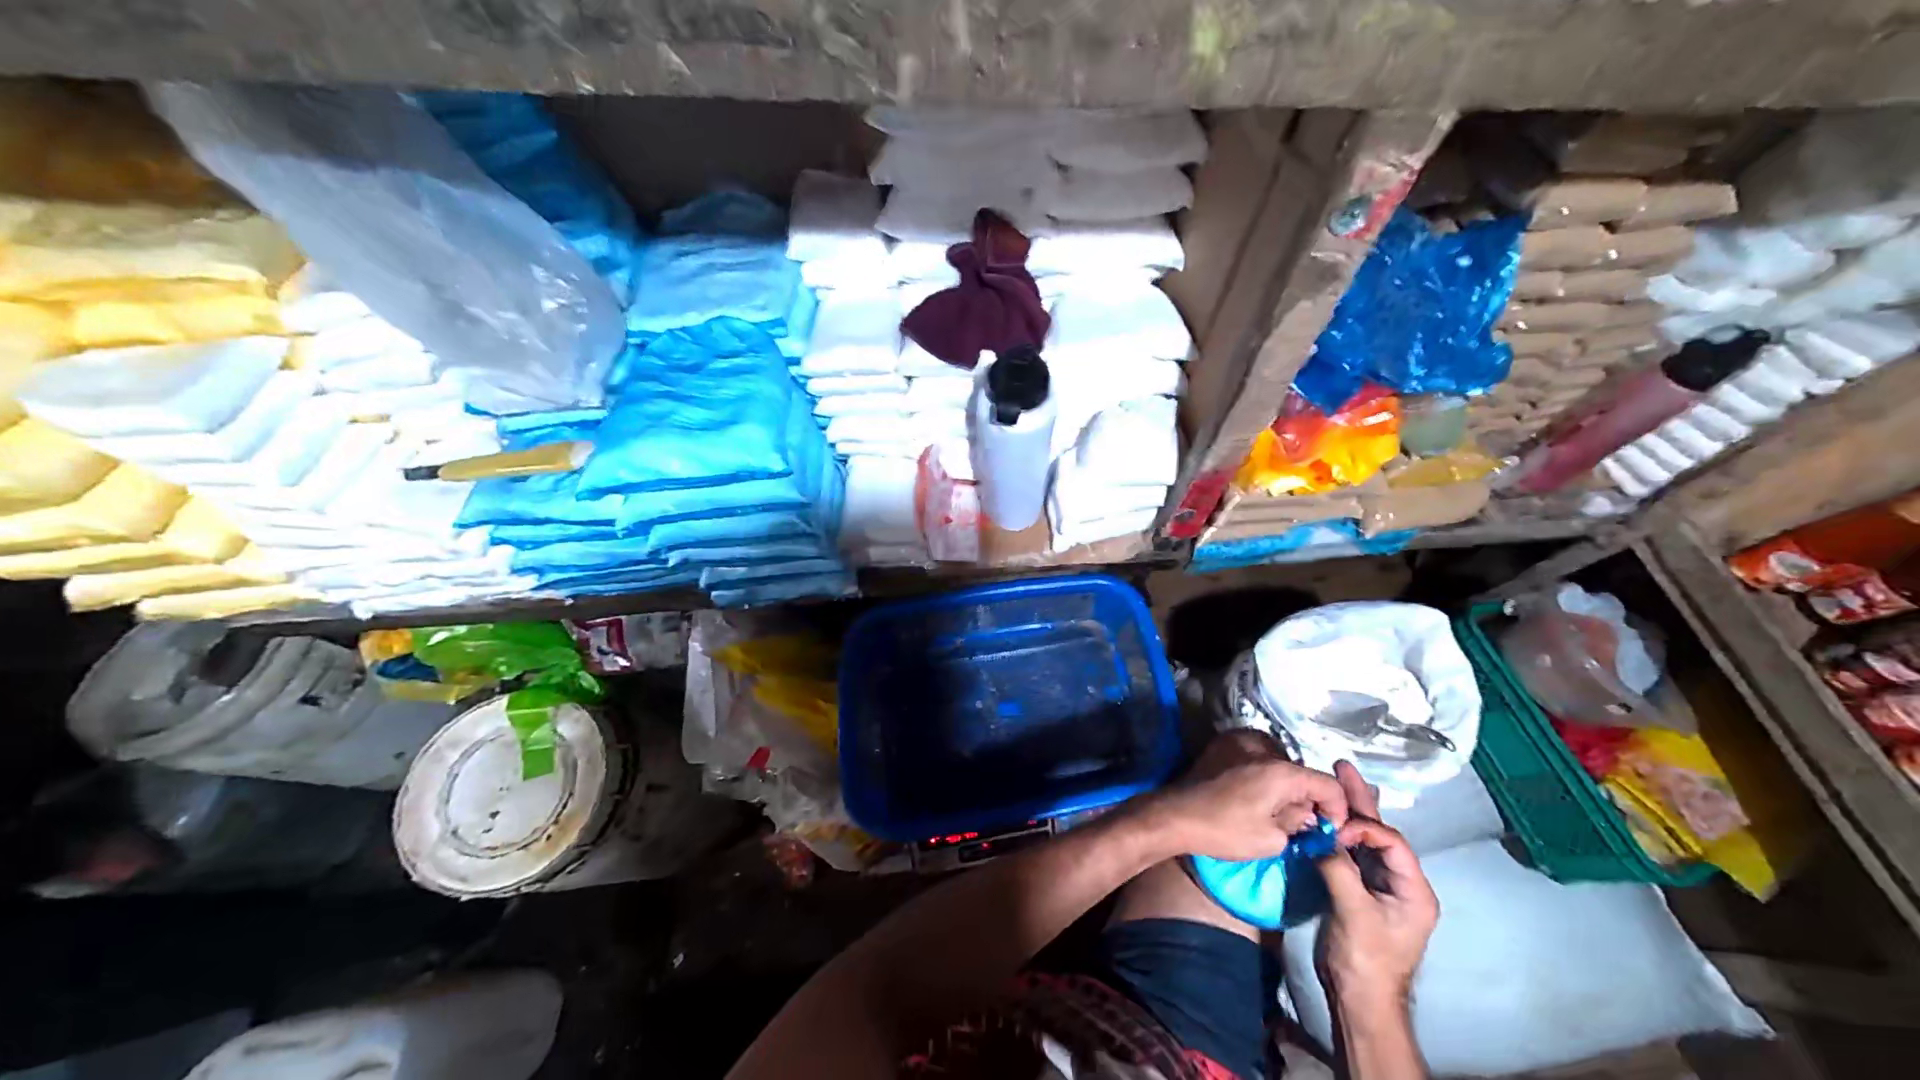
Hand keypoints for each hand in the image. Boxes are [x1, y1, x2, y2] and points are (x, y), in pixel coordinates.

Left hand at [1143, 731, 1349, 860]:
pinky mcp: (1221, 746)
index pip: (1328, 784)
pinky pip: (1255, 754)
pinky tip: (1255, 792)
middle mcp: (1262, 748)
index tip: (1328, 829)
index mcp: (1280, 770)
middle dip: (1309, 796)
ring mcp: (1238, 742)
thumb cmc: (1224, 830)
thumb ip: (1297, 822)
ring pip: (1278, 760)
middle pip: (1302, 771)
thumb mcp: (1272, 839)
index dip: (1337, 809)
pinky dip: (1263, 770)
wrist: (1175, 815)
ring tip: (1278, 807)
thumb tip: (1306, 814)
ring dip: (1285, 782)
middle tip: (1303, 822)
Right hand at [1317, 761, 1438, 1009]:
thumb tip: (1322, 839)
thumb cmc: (1365, 959)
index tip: (1336, 829)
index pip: (1392, 842)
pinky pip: (1353, 853)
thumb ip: (1340, 871)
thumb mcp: (1353, 914)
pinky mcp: (1361, 890)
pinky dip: (1340, 833)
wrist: (1360, 996)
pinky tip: (1327, 816)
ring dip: (1350, 811)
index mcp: (1414, 889)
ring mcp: (1382, 886)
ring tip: (1335, 779)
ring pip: (1367, 840)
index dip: (1365, 827)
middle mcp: (1402, 882)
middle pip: (1382, 833)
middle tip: (1342, 767)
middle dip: (1361, 801)